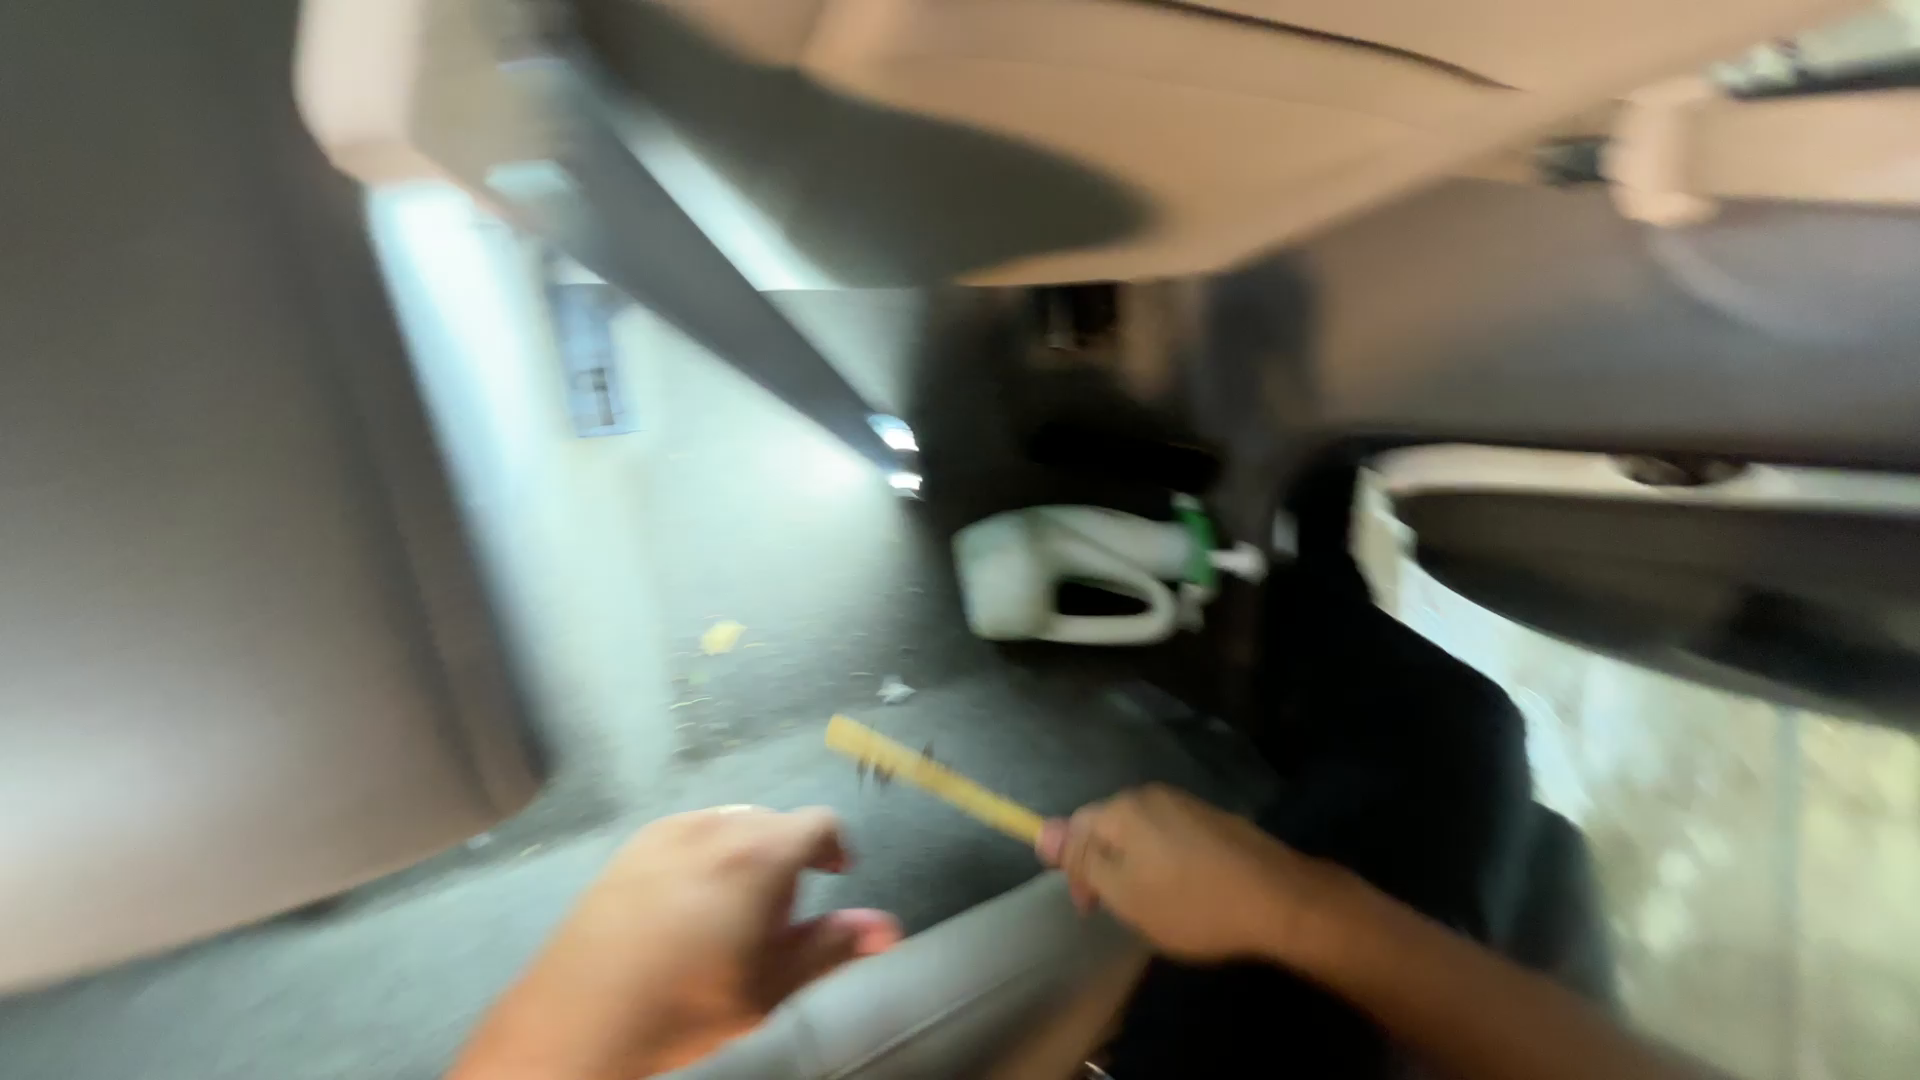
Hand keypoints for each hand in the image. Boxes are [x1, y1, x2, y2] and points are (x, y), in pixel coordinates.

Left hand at [451, 806, 900, 1079]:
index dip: (834, 847)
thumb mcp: (771, 984)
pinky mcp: (635, 843)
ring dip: (748, 853)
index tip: (833, 875)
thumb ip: (833, 946)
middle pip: (776, 823)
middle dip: (788, 857)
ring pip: (733, 825)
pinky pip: (691, 833)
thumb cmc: (688, 1004)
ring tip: (730, 911)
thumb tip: (890, 928)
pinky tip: (684, 905)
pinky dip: (705, 854)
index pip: (820, 822)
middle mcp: (720, 825)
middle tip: (775, 914)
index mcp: (762, 853)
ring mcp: (673, 830)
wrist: (576, 1019)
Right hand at [1038, 784, 1343, 964]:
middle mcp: (1151, 795)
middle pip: (1109, 826)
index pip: (1077, 826)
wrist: (1280, 900)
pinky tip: (1186, 891)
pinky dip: (1167, 861)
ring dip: (1136, 864)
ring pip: (1142, 832)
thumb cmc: (1192, 903)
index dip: (1074, 867)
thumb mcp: (1125, 893)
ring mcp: (1186, 803)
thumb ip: (1082, 860)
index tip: (1090, 907)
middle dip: (1106, 866)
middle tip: (1121, 910)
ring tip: (1155, 904)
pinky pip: (1172, 836)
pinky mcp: (1214, 819)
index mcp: (1124, 809)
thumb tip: (1040, 829)